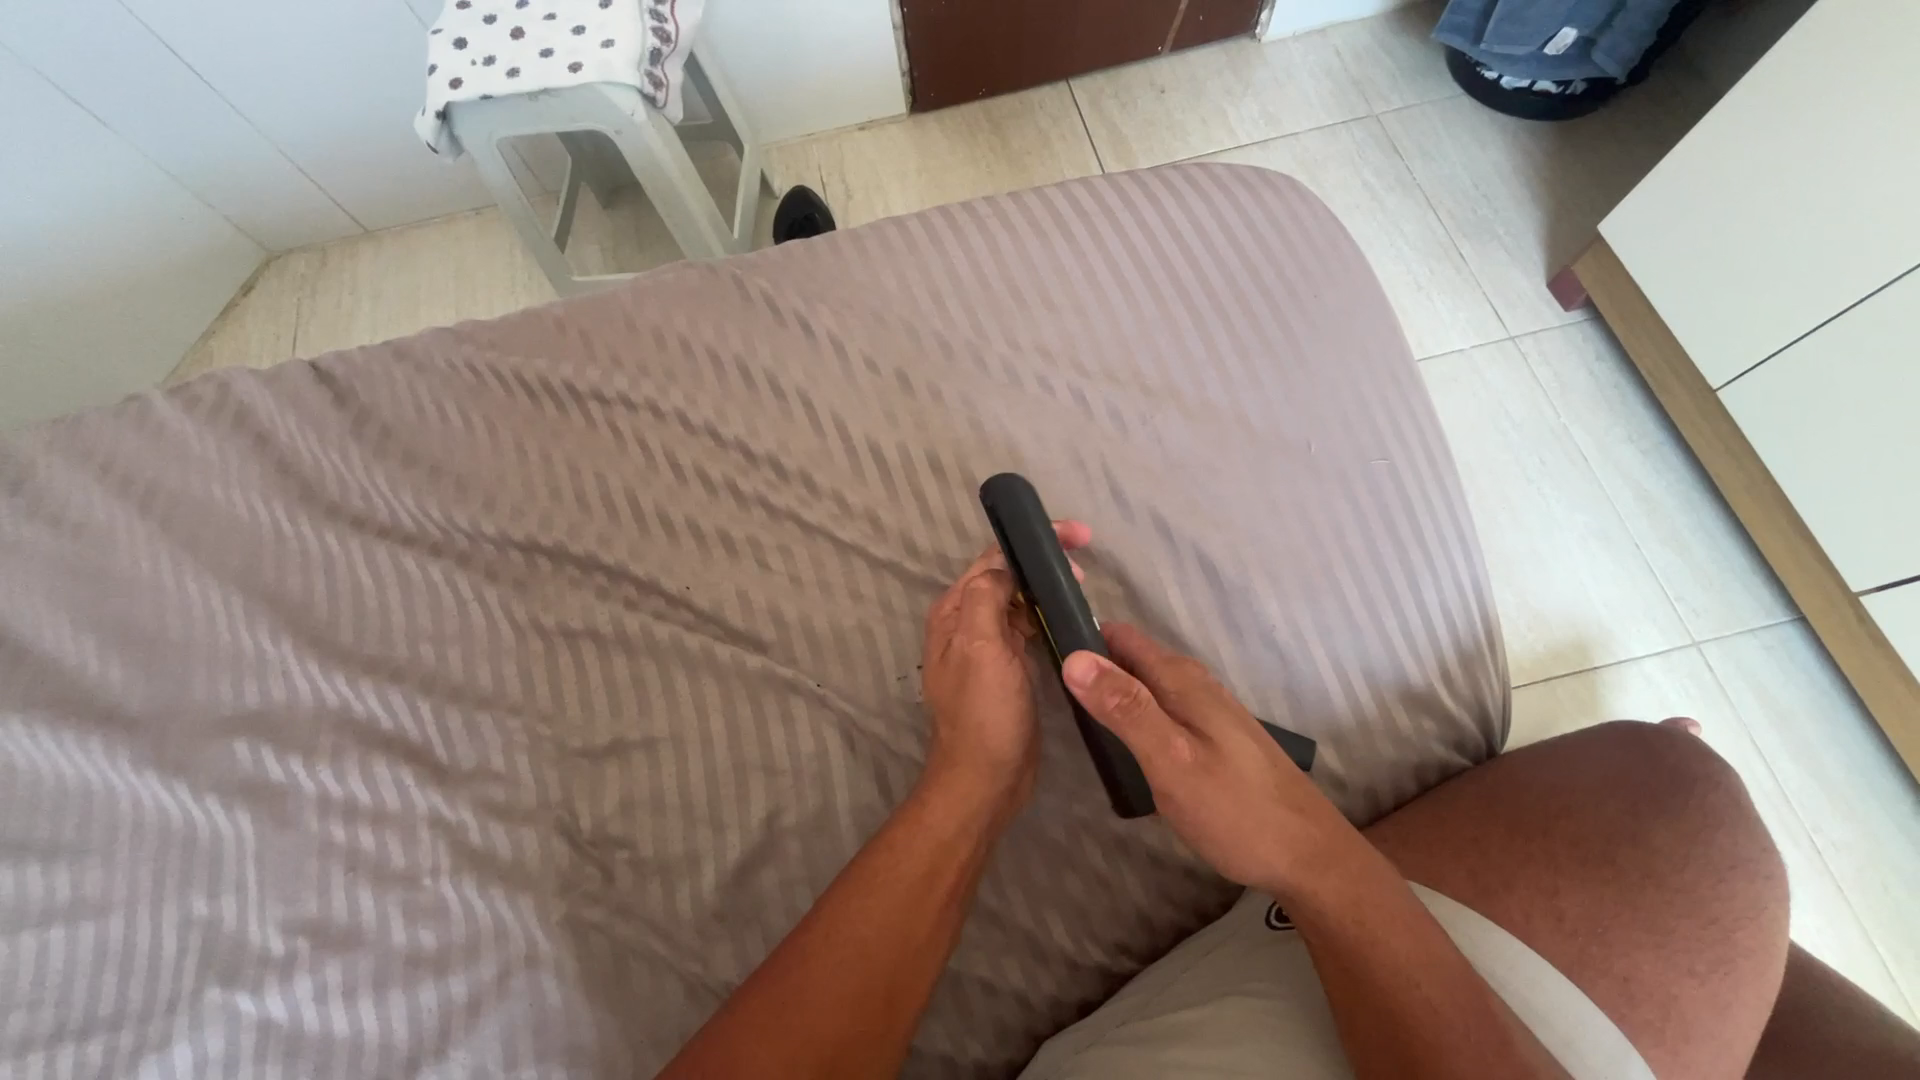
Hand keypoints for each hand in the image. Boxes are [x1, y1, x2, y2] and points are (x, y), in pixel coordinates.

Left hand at [920, 521, 1090, 816]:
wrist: (985, 779)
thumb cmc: (983, 713)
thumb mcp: (979, 648)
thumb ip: (986, 598)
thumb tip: (1005, 568)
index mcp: (955, 612)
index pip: (994, 559)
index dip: (1032, 543)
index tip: (1077, 537)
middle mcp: (967, 623)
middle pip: (1007, 576)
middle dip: (1043, 562)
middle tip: (1087, 562)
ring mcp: (989, 647)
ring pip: (1020, 602)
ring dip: (1048, 589)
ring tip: (1084, 586)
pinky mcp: (1010, 668)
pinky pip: (1029, 630)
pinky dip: (1049, 617)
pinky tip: (1072, 619)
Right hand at [1061, 624, 1357, 896]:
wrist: (1309, 858)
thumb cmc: (1236, 810)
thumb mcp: (1171, 760)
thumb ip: (1125, 709)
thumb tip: (1074, 657)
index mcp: (1182, 681)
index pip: (1120, 637)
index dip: (1082, 636)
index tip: (1040, 647)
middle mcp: (1195, 686)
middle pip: (1132, 658)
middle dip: (1092, 662)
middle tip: (1042, 684)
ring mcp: (1207, 713)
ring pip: (1147, 685)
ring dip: (1111, 688)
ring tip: (1070, 708)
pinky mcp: (1212, 739)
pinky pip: (1161, 708)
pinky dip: (1133, 711)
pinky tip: (1119, 738)